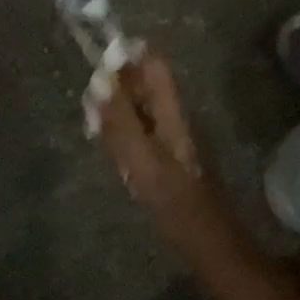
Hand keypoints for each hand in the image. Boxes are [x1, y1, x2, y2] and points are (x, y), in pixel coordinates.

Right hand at [94, 52, 220, 247]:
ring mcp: (170, 133)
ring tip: (95, 128)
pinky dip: (120, 132)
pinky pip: (138, 128)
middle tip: (91, 107)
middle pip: (141, 81)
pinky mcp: (165, 153)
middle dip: (113, 86)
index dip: (125, 55)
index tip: (97, 63)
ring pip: (137, 105)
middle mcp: (172, 114)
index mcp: (171, 109)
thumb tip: (99, 80)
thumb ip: (120, 120)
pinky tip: (110, 151)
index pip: (152, 62)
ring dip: (113, 110)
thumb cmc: (175, 201)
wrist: (208, 244)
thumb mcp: (142, 160)